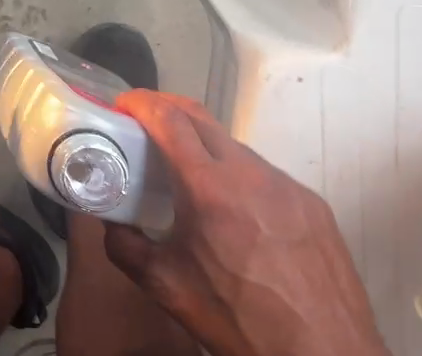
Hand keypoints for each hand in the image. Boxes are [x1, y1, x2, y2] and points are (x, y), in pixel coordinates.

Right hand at [104, 91, 387, 355]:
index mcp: (210, 188)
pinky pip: (264, 174)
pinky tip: (233, 210)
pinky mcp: (314, 204)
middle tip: (141, 123)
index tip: (121, 105)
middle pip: (200, 117)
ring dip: (202, 145)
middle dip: (165, 109)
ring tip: (186, 174)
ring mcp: (288, 186)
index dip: (141, 102)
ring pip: (233, 145)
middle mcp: (251, 174)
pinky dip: (237, 175)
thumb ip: (125, 246)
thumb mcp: (166, 287)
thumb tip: (108, 220)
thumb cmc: (240, 321)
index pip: (169, 119)